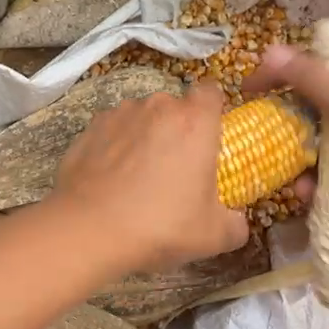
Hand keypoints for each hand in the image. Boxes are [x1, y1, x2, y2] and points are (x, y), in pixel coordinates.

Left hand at [49, 81, 249, 273]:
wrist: (90, 227)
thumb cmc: (161, 225)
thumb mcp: (214, 236)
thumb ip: (236, 223)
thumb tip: (237, 220)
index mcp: (194, 121)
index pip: (211, 92)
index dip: (213, 109)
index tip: (211, 135)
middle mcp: (158, 105)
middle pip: (176, 107)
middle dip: (178, 130)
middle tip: (176, 168)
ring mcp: (121, 111)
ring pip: (143, 116)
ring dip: (147, 136)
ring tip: (139, 176)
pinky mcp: (93, 124)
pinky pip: (116, 128)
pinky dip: (118, 144)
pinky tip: (113, 177)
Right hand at [243, 45, 328, 267]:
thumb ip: (311, 77)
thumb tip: (269, 48)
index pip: (319, 61)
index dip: (283, 70)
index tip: (249, 87)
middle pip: (316, 100)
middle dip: (288, 116)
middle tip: (260, 128)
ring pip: (320, 138)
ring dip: (299, 153)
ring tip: (285, 170)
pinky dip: (314, 179)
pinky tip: (305, 193)